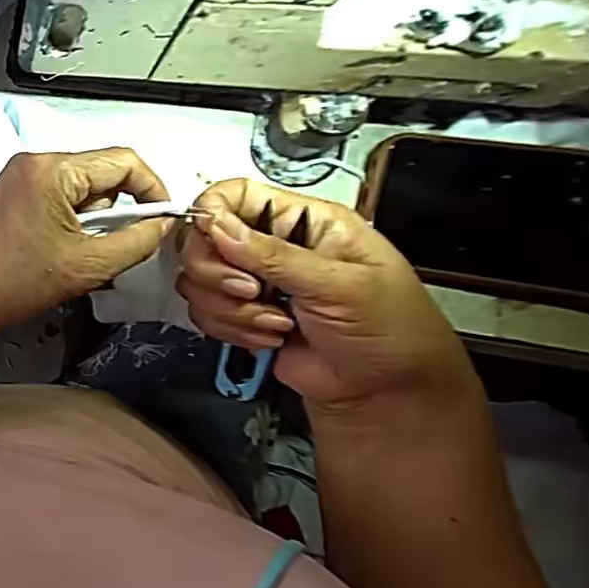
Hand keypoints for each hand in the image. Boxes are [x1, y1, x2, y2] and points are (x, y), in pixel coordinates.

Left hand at [0, 149, 174, 335]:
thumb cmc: (19, 283)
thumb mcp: (93, 264)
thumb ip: (140, 239)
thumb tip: (163, 222)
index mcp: (52, 171)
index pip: (124, 161)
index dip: (151, 189)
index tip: (159, 217)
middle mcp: (32, 162)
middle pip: (100, 171)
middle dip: (115, 208)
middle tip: (108, 244)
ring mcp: (16, 175)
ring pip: (79, 184)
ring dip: (91, 215)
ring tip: (75, 249)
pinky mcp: (8, 191)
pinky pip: (55, 192)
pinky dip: (68, 215)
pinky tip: (58, 244)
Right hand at [177, 179, 475, 410]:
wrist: (384, 391)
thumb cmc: (390, 331)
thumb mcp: (339, 284)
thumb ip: (273, 254)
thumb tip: (217, 223)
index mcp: (304, 222)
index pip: (234, 196)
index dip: (212, 215)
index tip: (213, 243)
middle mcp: (271, 247)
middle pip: (202, 241)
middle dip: (218, 275)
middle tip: (253, 292)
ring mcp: (252, 282)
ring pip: (198, 282)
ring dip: (231, 311)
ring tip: (278, 323)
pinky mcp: (239, 315)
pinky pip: (203, 313)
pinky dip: (230, 330)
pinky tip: (271, 337)